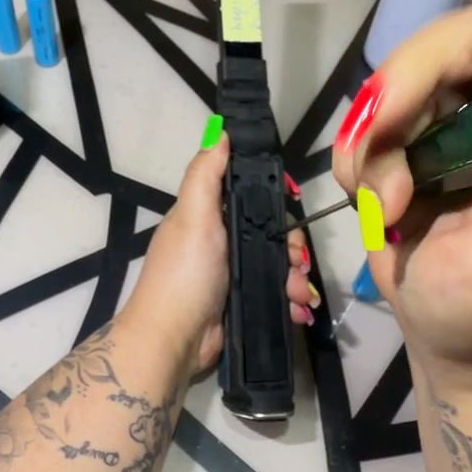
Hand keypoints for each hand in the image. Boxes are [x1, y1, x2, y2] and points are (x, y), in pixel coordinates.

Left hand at [121, 133, 315, 376]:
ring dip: (297, 278)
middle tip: (297, 263)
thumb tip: (219, 132)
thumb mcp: (192, 216)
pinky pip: (277, 295)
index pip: (252, 196)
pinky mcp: (243, 303)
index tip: (293, 204)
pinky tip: (298, 310)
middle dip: (293, 247)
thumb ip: (205, 174)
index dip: (275, 198)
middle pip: (273, 233)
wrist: (173, 339)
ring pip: (280, 265)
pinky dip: (291, 301)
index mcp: (209, 217)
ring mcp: (233, 275)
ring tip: (298, 295)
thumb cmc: (184, 272)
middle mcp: (222, 243)